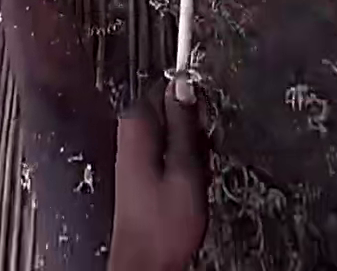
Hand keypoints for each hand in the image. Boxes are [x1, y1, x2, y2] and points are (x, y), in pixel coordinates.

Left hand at [108, 84, 206, 270]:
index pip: (169, 85)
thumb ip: (184, 122)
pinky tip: (189, 184)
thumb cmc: (162, 225)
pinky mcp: (142, 166)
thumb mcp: (184, 167)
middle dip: (194, 128)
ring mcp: (135, 149)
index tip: (204, 123)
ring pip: (174, 130)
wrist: (145, 266)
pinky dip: (184, 162)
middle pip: (172, 107)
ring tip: (196, 175)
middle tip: (201, 156)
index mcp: (137, 122)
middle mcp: (132, 130)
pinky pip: (169, 149)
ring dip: (192, 148)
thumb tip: (184, 84)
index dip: (192, 101)